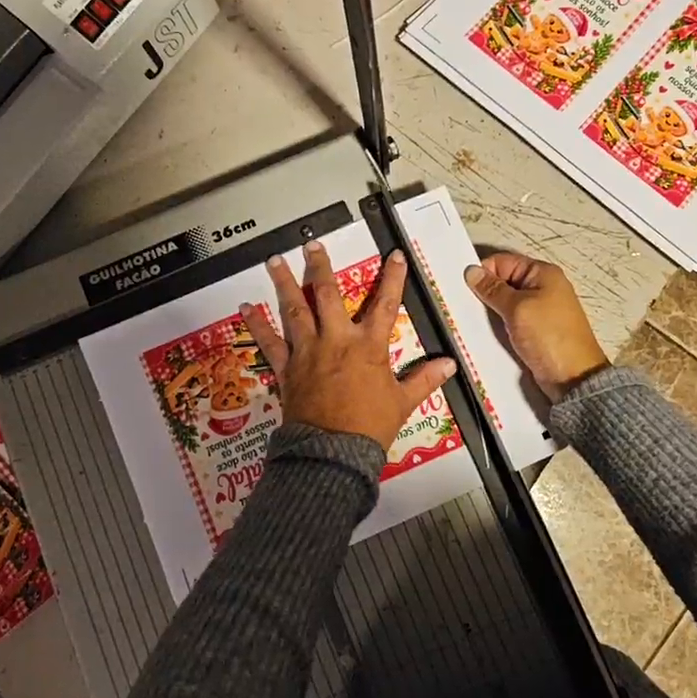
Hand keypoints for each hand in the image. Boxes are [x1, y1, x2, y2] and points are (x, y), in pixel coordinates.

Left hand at [241, 242, 455, 451]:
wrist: (333, 452)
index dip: (392, 278)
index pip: (386, 305)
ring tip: (274, 260)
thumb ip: (424, 379)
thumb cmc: (370, 427)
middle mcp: (337, 340)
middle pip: (329, 295)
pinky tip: (246, 307)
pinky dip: (257, 325)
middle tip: (311, 245)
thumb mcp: (402, 403)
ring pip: (295, 310)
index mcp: (369, 346)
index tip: (394, 254)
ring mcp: (309, 351)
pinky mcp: (287, 368)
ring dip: (284, 283)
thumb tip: (450, 365)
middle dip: (321, 268)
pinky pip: (269, 342)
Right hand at [463, 253, 608, 401]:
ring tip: (471, 319)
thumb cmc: (549, 336)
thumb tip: (472, 272)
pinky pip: (510, 320)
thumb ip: (493, 289)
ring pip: (504, 302)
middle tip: (463, 304)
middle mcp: (541, 287)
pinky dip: (497, 323)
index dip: (483, 272)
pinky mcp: (534, 329)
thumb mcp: (517, 308)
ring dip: (489, 310)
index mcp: (542, 273)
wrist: (572, 377)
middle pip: (503, 281)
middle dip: (484, 291)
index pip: (503, 261)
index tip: (464, 287)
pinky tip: (484, 331)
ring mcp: (538, 309)